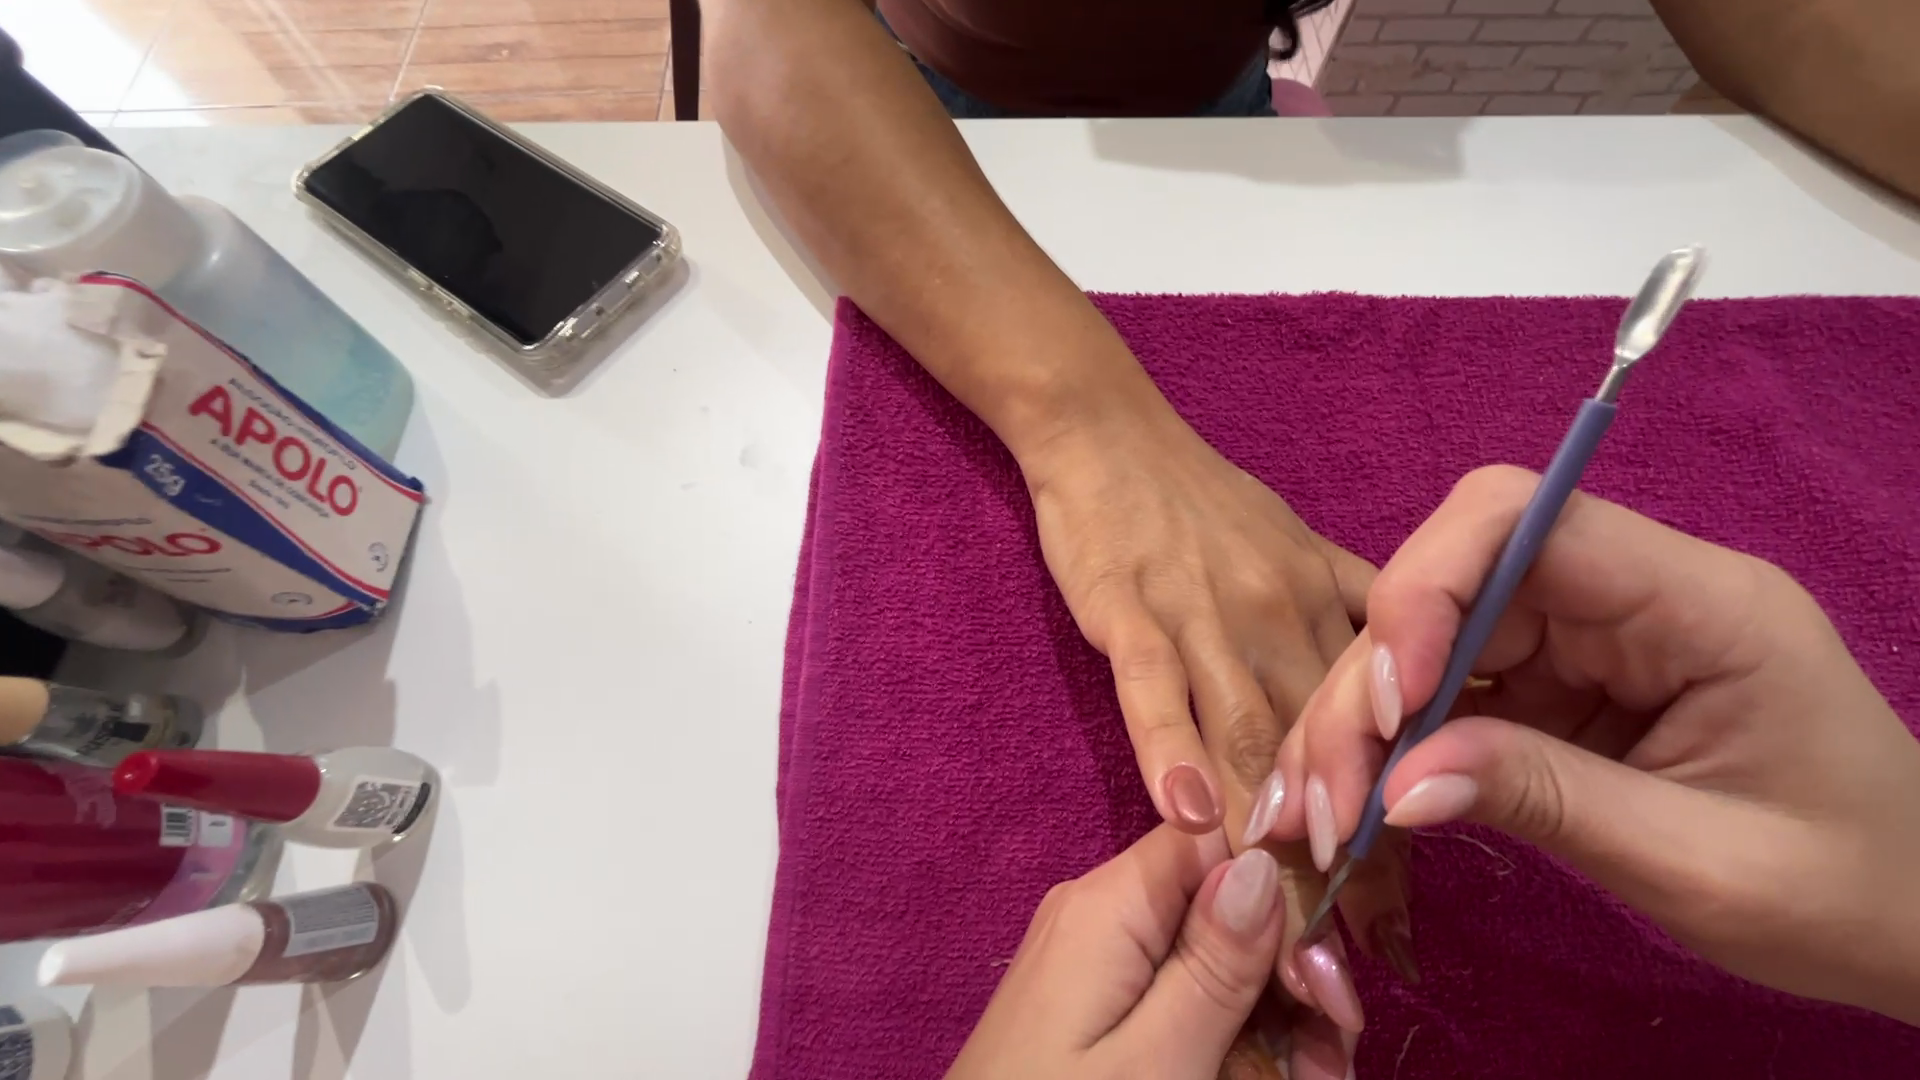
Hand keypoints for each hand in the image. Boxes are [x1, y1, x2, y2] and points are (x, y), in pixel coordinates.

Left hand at [947, 825, 1354, 1079]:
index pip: (1209, 843)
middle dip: (1281, 973)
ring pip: (1206, 952)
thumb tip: (1258, 858)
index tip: (1322, 982)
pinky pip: (1174, 987)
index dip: (1277, 896)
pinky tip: (1264, 1073)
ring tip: (1310, 1075)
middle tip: (1329, 1060)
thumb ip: (1211, 964)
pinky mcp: (1095, 993)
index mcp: (1108, 902)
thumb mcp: (1155, 1064)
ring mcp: (1094, 951)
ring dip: (1266, 1015)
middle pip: (1216, 903)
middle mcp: (1099, 908)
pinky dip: (1225, 1029)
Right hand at [1020, 406, 1400, 1006]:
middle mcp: (1282, 608)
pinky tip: (1188, 815)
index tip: (1412, 899)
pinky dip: (1170, 748)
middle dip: (1347, 852)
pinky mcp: (1133, 609)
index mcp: (1333, 593)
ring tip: (1286, 932)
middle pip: (1325, 738)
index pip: (1390, 709)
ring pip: (1249, 728)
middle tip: (1359, 962)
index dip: (1404, 803)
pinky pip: (1157, 685)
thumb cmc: (1196, 498)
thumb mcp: (1295, 539)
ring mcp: (1206, 608)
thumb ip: (1352, 609)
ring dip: (1270, 829)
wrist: (1107, 439)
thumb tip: (1406, 681)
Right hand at [1266, 465, 1919, 1022]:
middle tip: (1329, 794)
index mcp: (1690, 599)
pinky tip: (1344, 799)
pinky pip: (1418, 690)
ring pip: (1406, 642)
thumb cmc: (1858, 895)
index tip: (1391, 700)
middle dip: (1364, 686)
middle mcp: (1606, 597)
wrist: (1919, 925)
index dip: (1429, 585)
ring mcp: (1557, 637)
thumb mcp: (1710, 866)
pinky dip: (1369, 742)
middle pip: (1434, 589)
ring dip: (1348, 722)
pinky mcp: (1523, 681)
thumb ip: (1548, 802)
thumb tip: (1394, 784)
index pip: (1519, 520)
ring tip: (1322, 816)